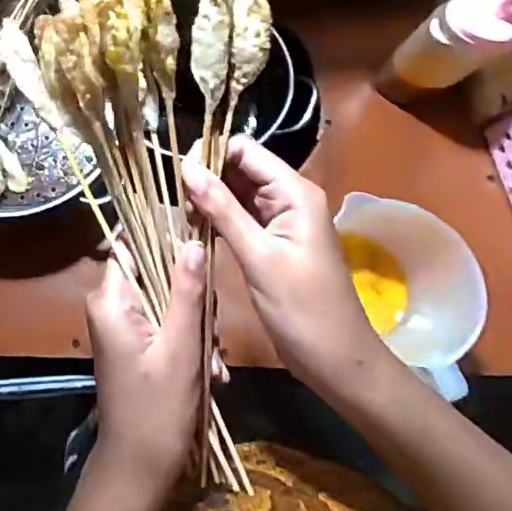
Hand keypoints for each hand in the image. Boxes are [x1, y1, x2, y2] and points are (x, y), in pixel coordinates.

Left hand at [86, 241, 208, 491]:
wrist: (138, 472)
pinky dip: (190, 342)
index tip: (199, 241)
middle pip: (157, 271)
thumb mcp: (180, 349)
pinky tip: (209, 371)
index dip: (164, 236)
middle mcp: (112, 305)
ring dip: (197, 326)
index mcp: (111, 300)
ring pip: (169, 299)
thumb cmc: (156, 411)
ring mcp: (125, 325)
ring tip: (211, 362)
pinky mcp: (138, 343)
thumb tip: (194, 241)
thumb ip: (188, 293)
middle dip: (192, 298)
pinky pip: (168, 323)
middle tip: (211, 333)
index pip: (132, 243)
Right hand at [181, 136, 389, 398]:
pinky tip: (194, 227)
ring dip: (208, 198)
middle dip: (206, 177)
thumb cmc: (303, 309)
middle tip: (174, 200)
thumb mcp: (259, 257)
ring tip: (181, 215)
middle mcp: (288, 197)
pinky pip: (239, 216)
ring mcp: (279, 219)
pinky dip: (217, 218)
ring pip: (236, 192)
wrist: (336, 360)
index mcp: (294, 192)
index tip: (178, 173)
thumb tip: (187, 168)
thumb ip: (222, 210)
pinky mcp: (270, 240)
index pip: (245, 150)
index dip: (211, 153)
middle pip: (239, 168)